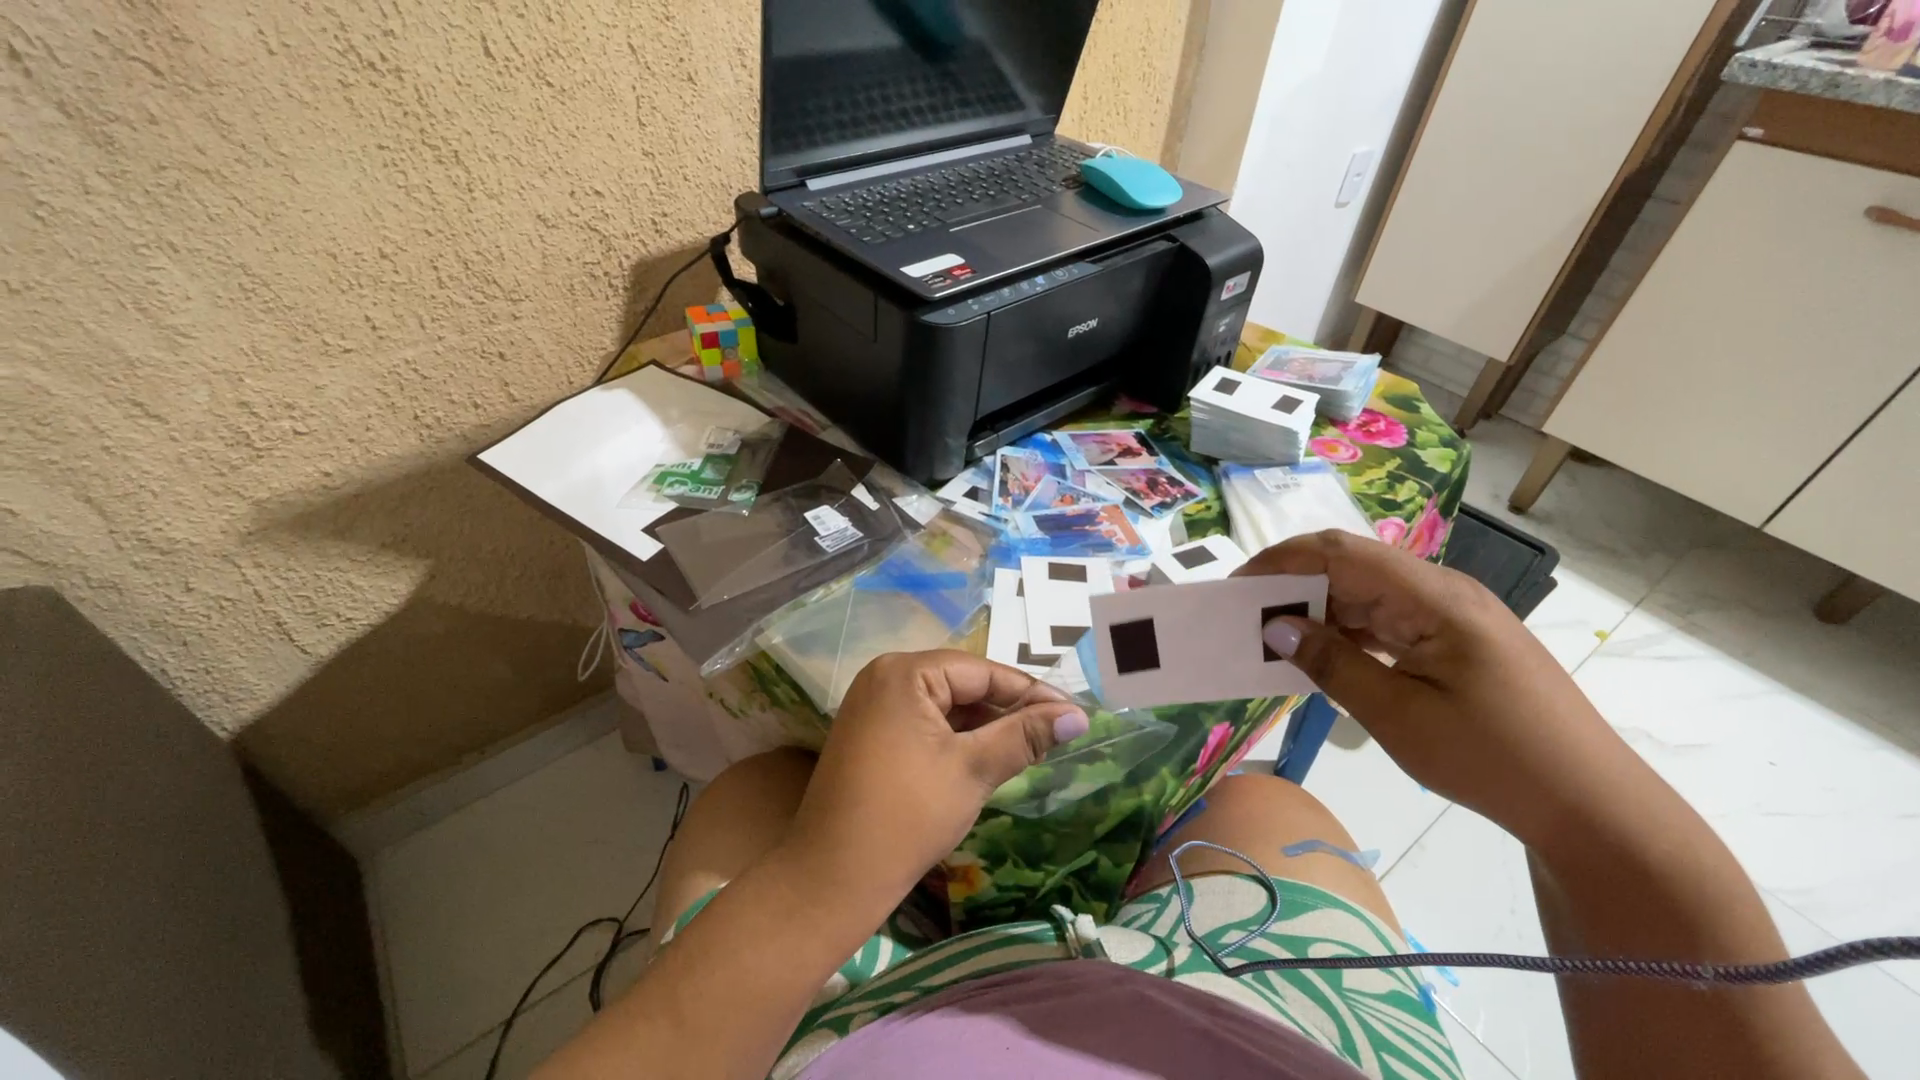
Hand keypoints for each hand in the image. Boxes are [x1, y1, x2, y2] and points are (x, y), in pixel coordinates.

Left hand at [782, 650, 1089, 895]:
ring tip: (1032, 748)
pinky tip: (990, 757)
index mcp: (903, 673)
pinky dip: (958, 739)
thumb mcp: (973, 770)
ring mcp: (872, 707)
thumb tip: (1078, 716)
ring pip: (945, 706)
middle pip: (962, 684)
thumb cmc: (907, 817)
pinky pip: (925, 724)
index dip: (1031, 692)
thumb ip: (1024, 736)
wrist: (832, 879)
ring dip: (986, 726)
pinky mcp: (870, 736)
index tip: (1074, 713)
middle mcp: (883, 678)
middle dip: (1009, 709)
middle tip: (1057, 733)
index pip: (981, 671)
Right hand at [1237, 530, 1628, 840]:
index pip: (1339, 553)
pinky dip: (1349, 633)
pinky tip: (1323, 658)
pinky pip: (1389, 621)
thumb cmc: (1492, 759)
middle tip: (1245, 618)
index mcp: (1434, 598)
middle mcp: (1443, 592)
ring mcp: (1453, 616)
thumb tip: (1275, 626)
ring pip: (1368, 594)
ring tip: (1273, 640)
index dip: (1280, 561)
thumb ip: (1333, 664)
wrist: (1589, 803)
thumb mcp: (1398, 716)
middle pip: (1352, 566)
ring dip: (1319, 611)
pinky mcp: (1457, 641)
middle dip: (1292, 584)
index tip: (1234, 589)